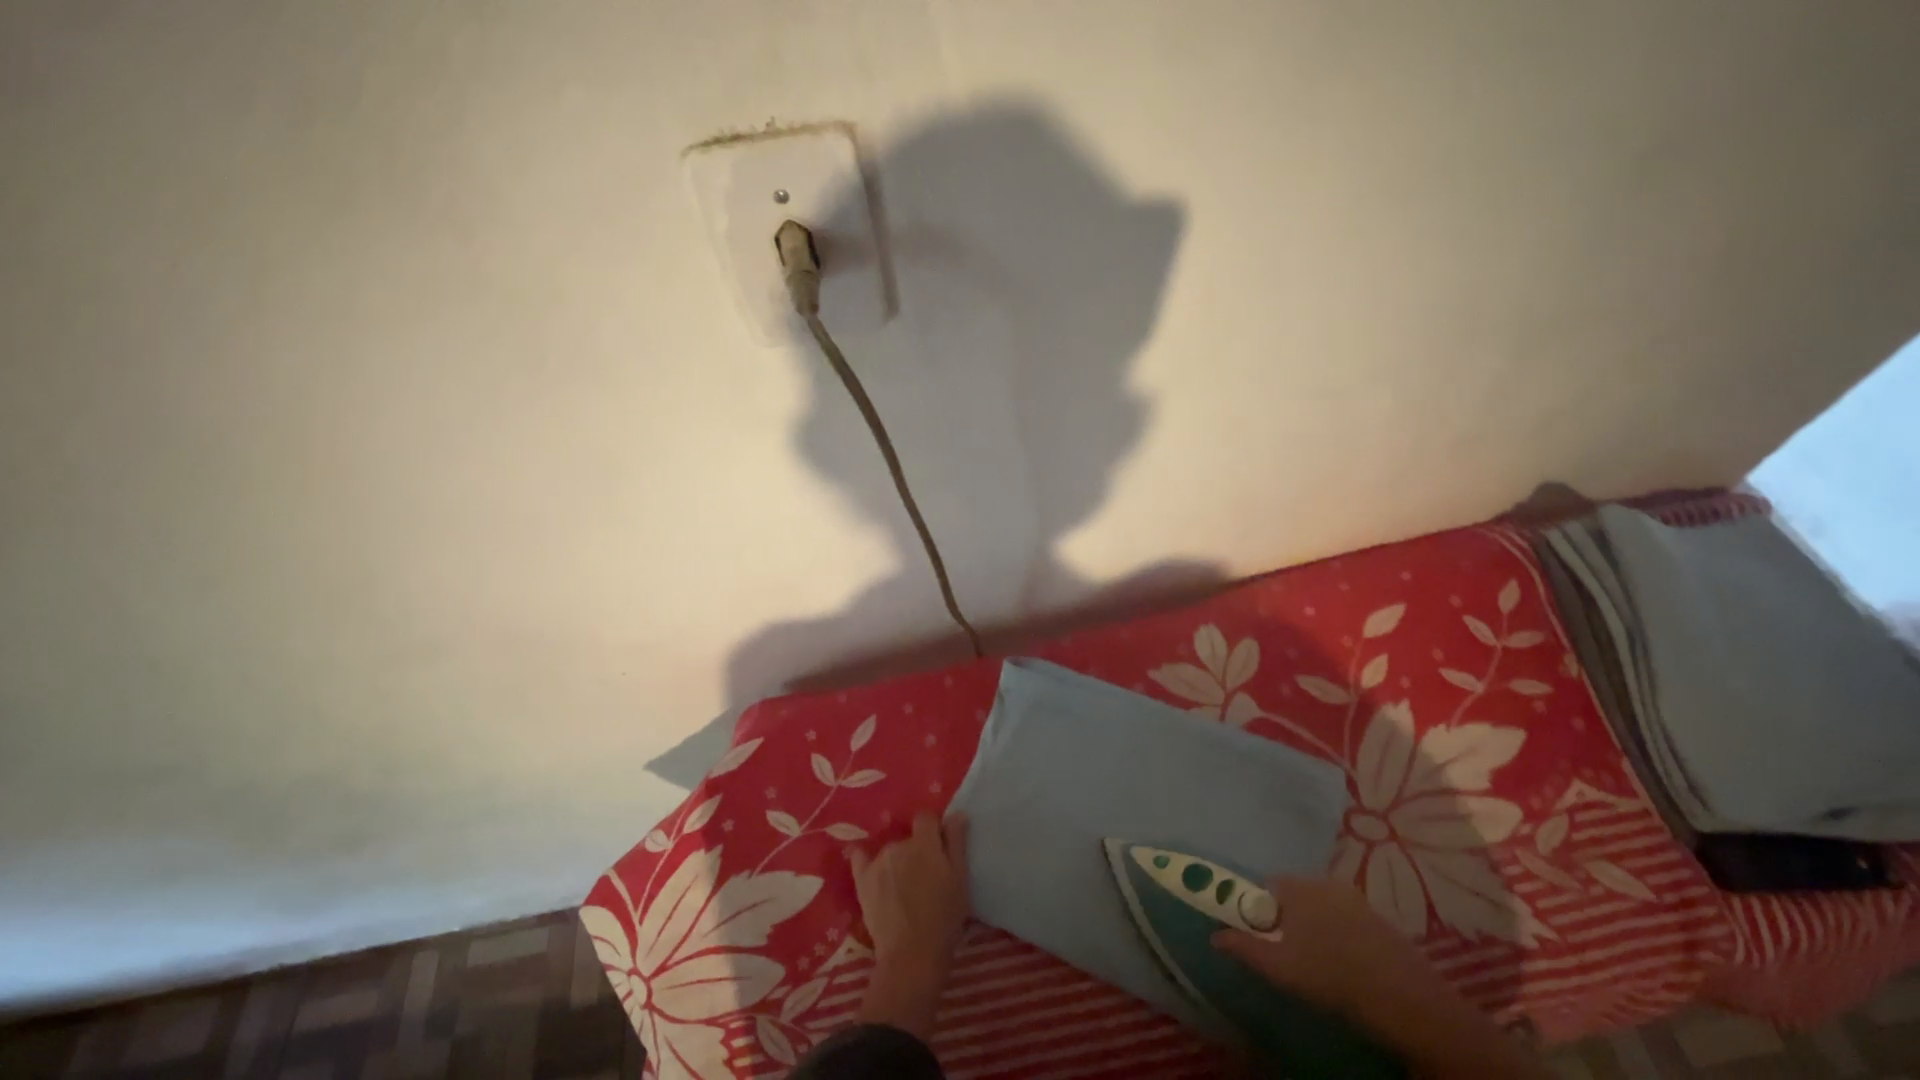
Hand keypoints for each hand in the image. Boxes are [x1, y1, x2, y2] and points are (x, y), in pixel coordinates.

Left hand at [849, 814, 970, 1038]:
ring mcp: (877, 862)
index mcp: (924, 843)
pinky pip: (859, 857)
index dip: (934, 830)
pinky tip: (872, 869)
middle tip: (926, 877)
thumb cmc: (944, 918)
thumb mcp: (960, 879)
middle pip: (909, 838)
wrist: (912, 953)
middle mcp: (898, 845)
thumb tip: (956, 814)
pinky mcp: (861, 879)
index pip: (926, 818)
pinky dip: (865, 858)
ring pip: (891, 852)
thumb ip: (957, 843)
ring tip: (905, 889)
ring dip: (899, 862)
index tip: (940, 849)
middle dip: (918, 851)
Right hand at [1211, 876, 1432, 1017]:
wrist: (1400, 997)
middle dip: (1285, 915)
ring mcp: (1356, 898)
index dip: (1257, 908)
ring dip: (1313, 924)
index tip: (1258, 934)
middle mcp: (1325, 882)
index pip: (1265, 886)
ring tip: (1315, 958)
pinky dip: (1338, 932)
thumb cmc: (1328, 976)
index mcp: (1297, 888)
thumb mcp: (1277, 967)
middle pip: (1294, 893)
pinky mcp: (1379, 918)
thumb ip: (1243, 947)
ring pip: (1321, 905)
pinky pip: (1346, 918)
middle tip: (1285, 949)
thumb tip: (1215, 935)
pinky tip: (1343, 961)